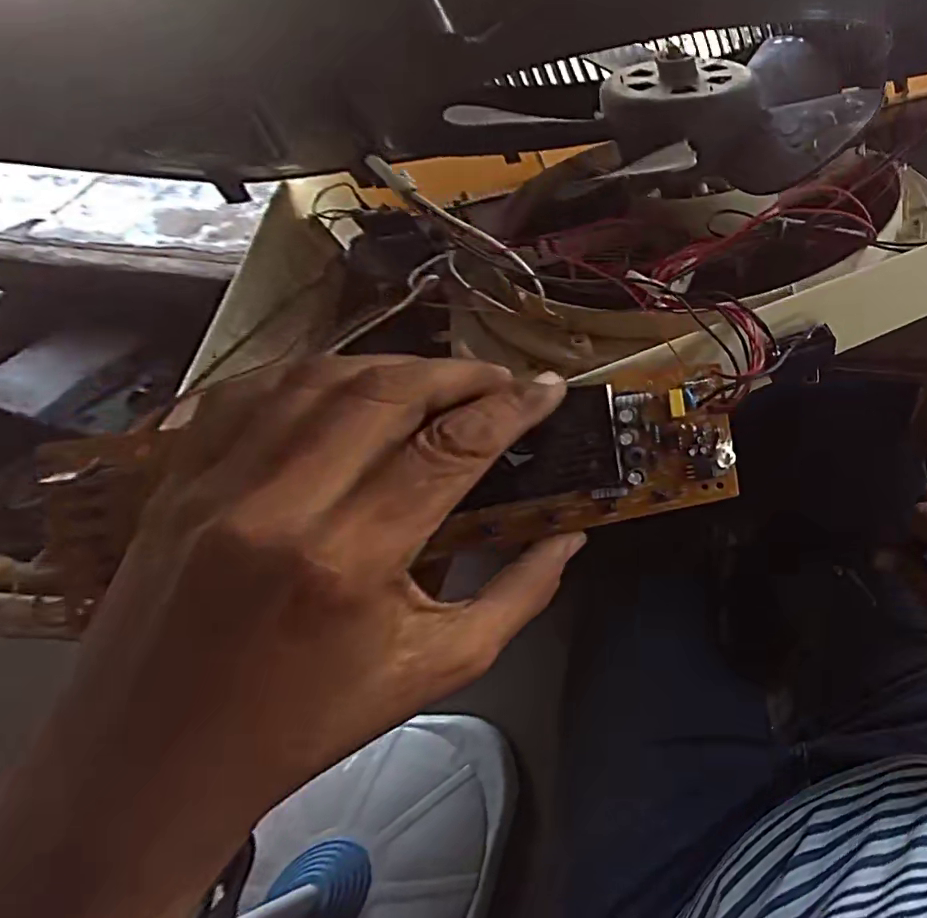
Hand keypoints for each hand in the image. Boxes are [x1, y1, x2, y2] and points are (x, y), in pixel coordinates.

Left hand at [0, 356, 585, 917]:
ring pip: (313, 381)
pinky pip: (244, 397)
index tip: (550, 389)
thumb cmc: (312, 721)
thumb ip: (524, 592)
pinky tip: (355, 386)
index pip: (450, 447)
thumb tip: (572, 536)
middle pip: (383, 394)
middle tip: (503, 380)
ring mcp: (209, 492)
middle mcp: (275, 509)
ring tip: (443, 379)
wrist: (140, 775)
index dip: (512, 408)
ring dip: (393, 366)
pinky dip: (314, 375)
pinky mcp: (169, 490)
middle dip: (458, 374)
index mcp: (351, 558)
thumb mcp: (447, 664)